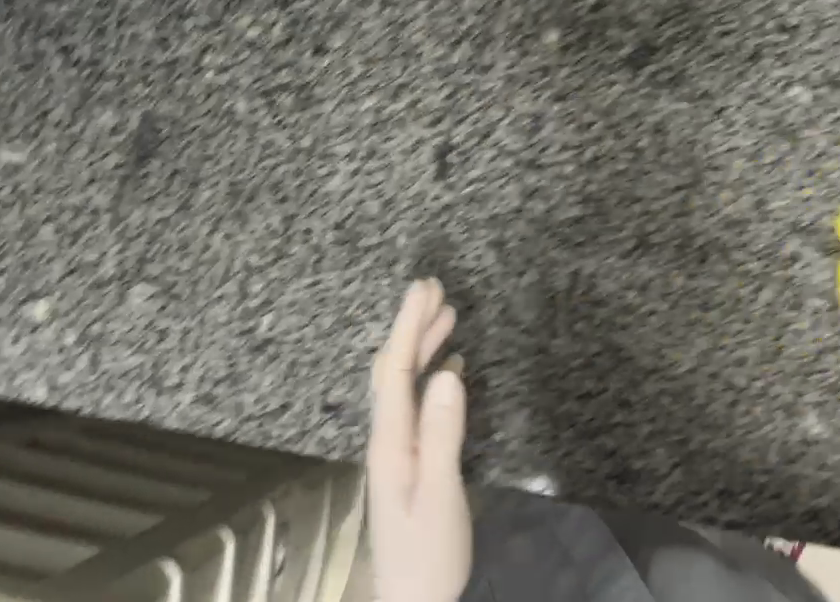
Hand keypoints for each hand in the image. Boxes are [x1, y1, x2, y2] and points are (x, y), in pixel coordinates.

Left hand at [367, 280, 471, 601]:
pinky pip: (417, 401)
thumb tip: (448, 374)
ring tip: (446, 314)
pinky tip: (450, 367)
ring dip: (422, 344)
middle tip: (434, 287)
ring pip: (405, 382)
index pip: (397, 368)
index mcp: (391, 439)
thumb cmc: (427, 553)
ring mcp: (399, 447)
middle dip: (412, 324)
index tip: (424, 287)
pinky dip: (432, 372)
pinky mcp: (412, 458)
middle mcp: (389, 436)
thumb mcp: (439, 495)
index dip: (410, 324)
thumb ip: (442, 435)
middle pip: (395, 368)